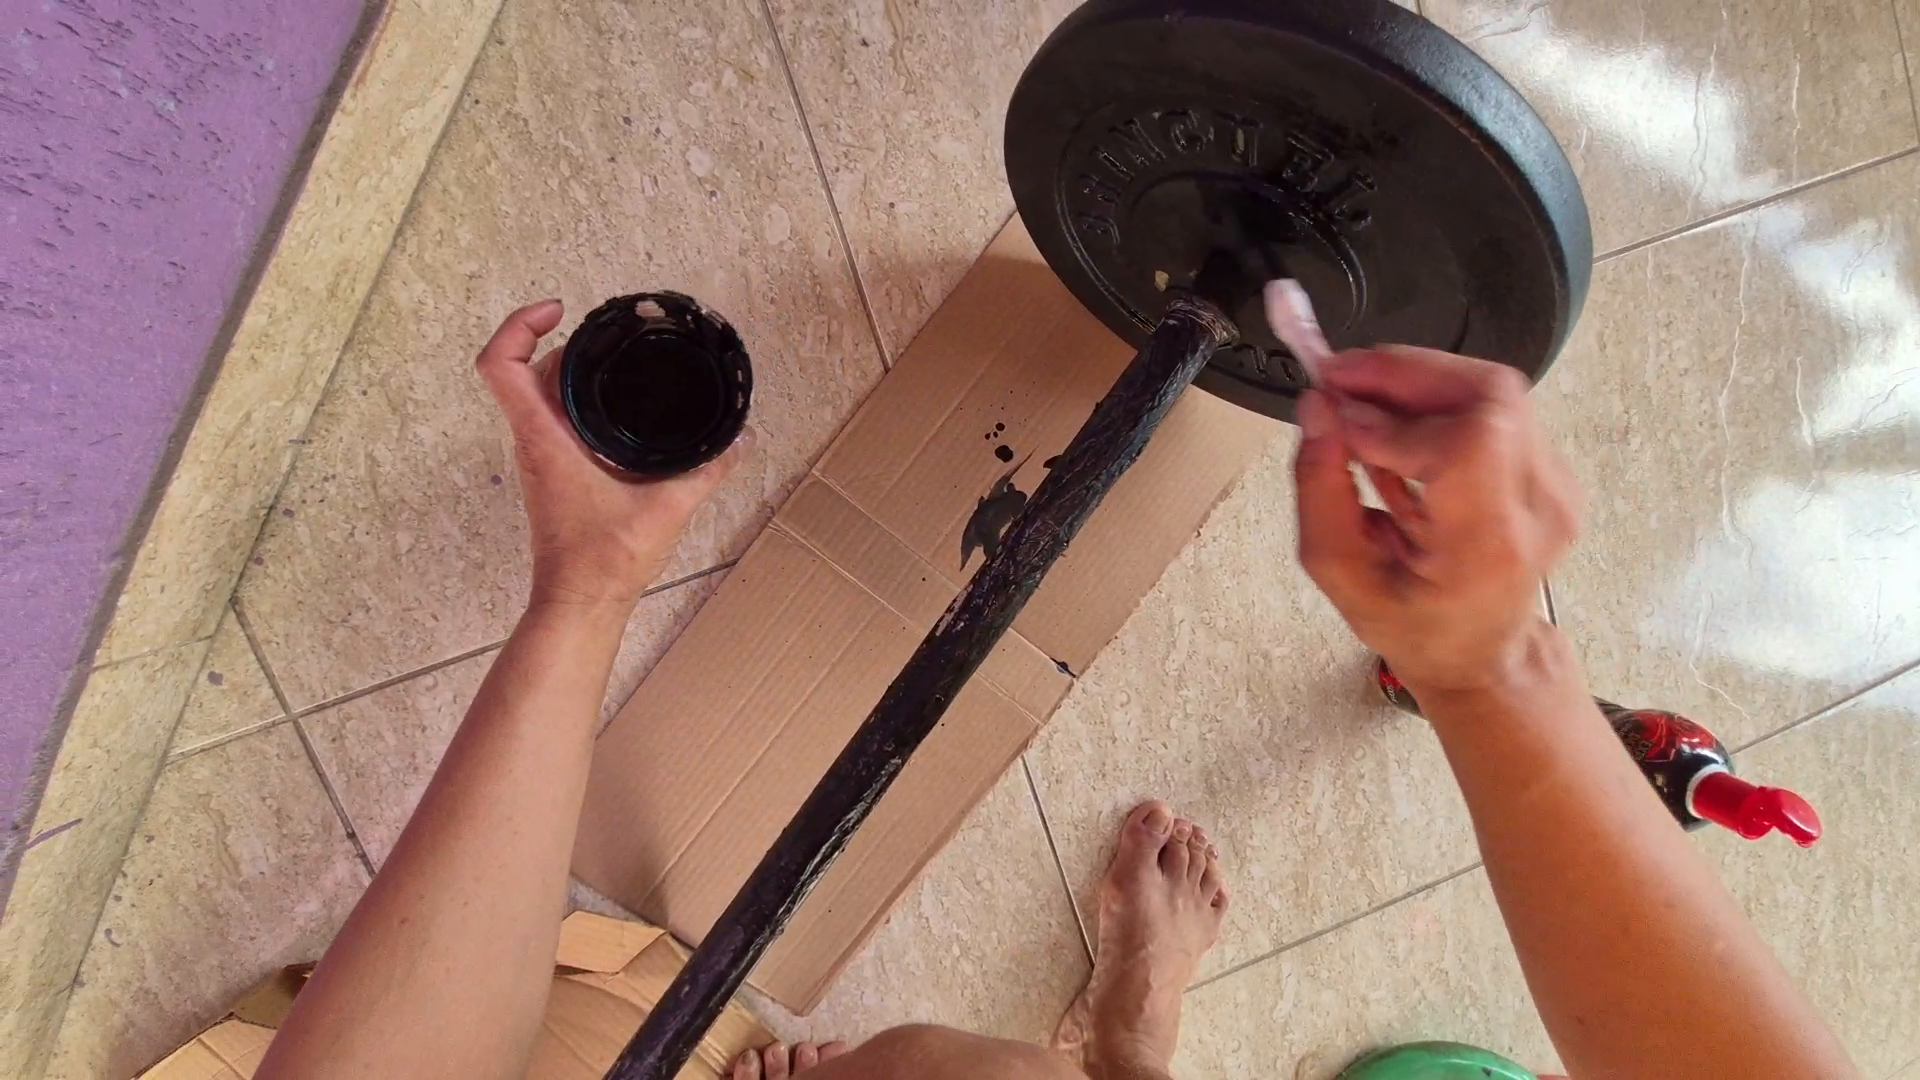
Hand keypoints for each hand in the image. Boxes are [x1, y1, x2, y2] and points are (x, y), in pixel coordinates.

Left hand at [475, 300, 748, 610]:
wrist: (582, 602)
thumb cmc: (607, 559)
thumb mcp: (669, 507)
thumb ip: (709, 470)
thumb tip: (742, 442)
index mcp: (546, 440)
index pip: (501, 366)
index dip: (519, 325)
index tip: (560, 311)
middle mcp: (534, 444)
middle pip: (523, 373)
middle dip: (556, 342)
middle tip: (605, 334)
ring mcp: (540, 460)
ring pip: (537, 398)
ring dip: (565, 372)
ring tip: (615, 361)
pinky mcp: (553, 476)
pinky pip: (553, 422)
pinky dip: (576, 401)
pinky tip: (619, 410)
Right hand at [1293, 346, 1581, 696]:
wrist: (1479, 650)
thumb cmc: (1404, 621)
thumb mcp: (1337, 568)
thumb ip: (1320, 486)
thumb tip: (1317, 407)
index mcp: (1488, 545)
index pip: (1464, 442)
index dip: (1392, 416)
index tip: (1332, 414)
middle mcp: (1540, 505)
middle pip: (1488, 394)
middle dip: (1402, 372)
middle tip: (1336, 378)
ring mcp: (1556, 482)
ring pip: (1490, 390)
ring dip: (1413, 381)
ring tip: (1356, 403)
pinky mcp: (1549, 466)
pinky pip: (1490, 407)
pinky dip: (1431, 400)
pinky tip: (1391, 426)